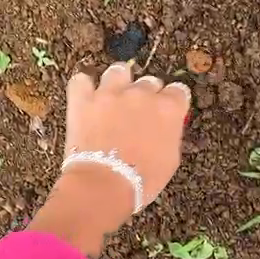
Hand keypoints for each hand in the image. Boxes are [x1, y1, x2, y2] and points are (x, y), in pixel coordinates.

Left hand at [27, 63, 189, 256]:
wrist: (104, 186)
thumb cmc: (142, 181)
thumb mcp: (170, 160)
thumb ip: (170, 134)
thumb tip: (166, 126)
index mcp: (168, 108)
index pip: (178, 91)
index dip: (171, 102)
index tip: (165, 113)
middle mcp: (142, 94)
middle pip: (149, 82)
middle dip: (145, 96)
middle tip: (137, 116)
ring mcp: (111, 93)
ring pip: (118, 71)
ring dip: (118, 82)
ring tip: (113, 98)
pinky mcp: (84, 100)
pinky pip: (81, 81)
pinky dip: (84, 88)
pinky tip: (86, 98)